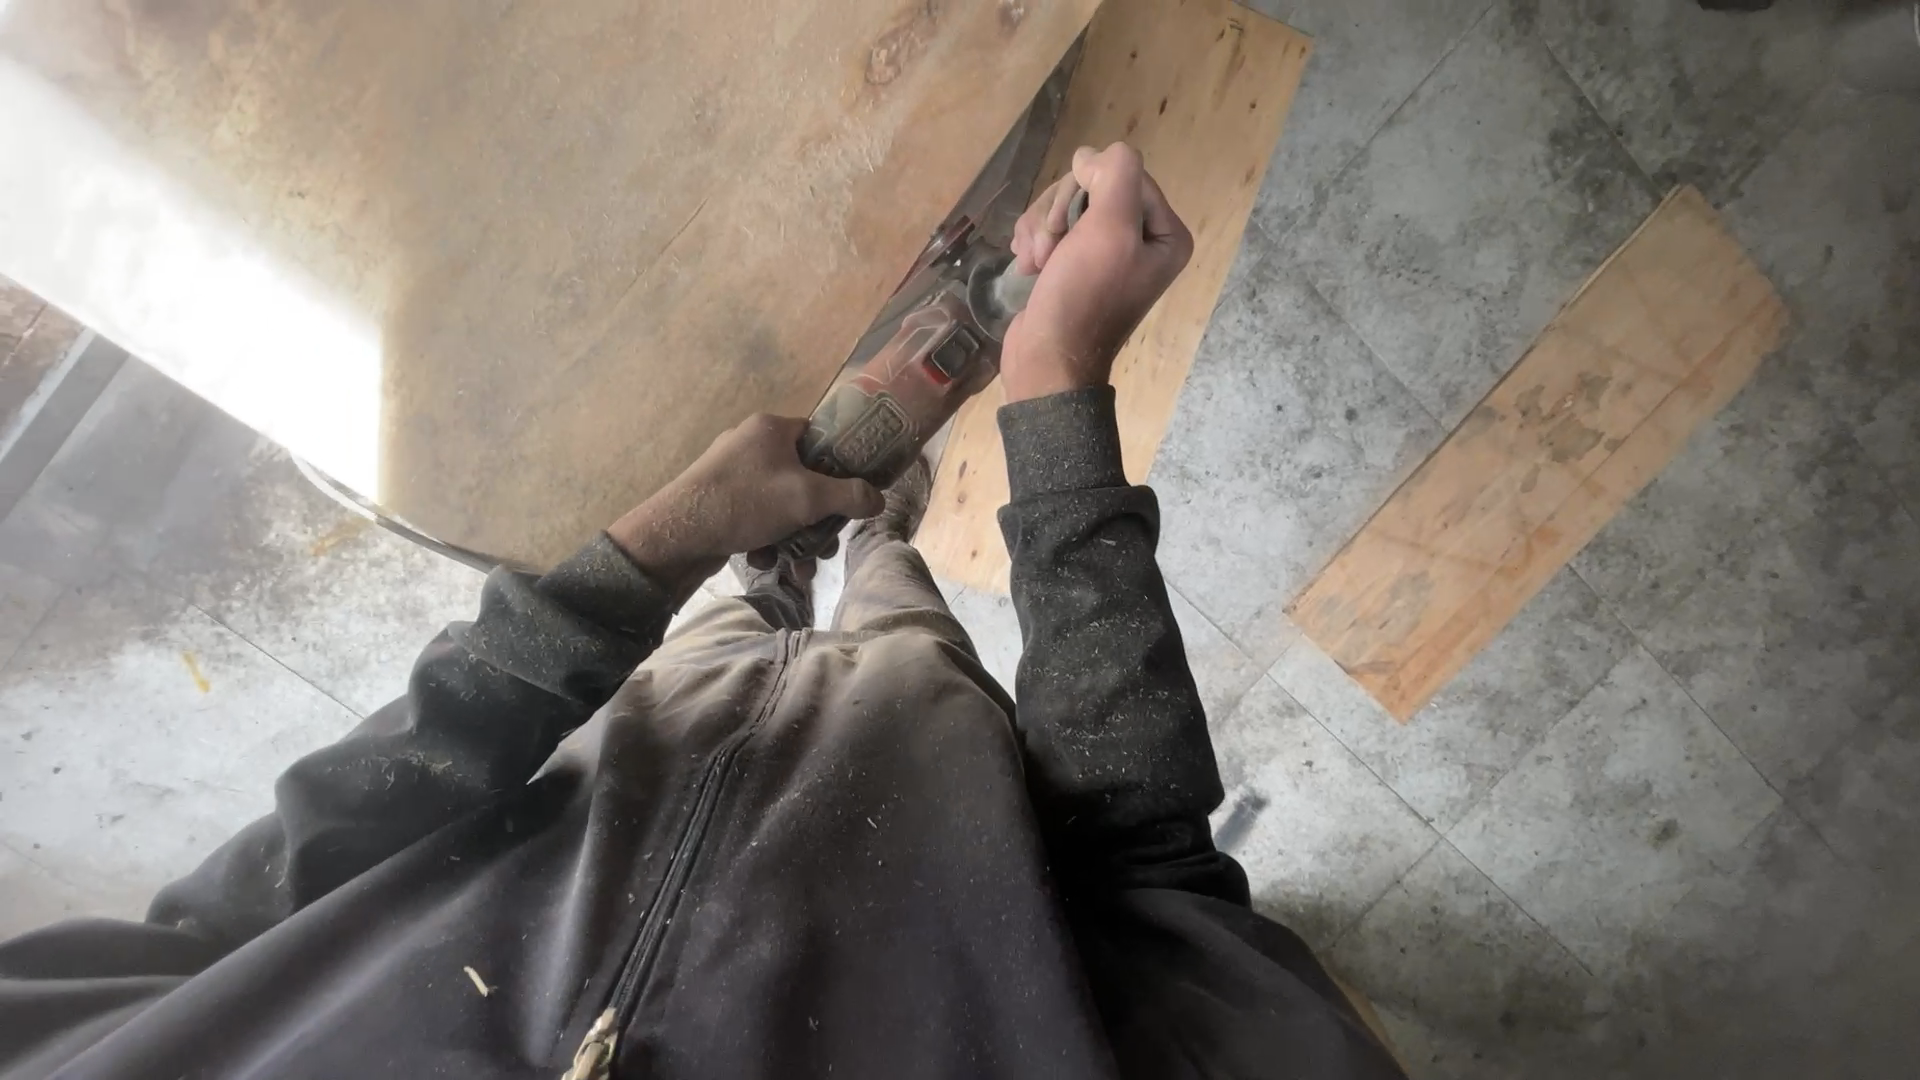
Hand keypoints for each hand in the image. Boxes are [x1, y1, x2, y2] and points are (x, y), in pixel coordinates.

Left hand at [608, 414, 882, 596]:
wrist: (677, 536)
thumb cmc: (747, 502)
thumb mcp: (809, 498)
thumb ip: (851, 496)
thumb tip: (879, 500)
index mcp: (772, 428)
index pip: (820, 436)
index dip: (842, 464)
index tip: (853, 492)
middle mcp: (751, 443)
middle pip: (805, 477)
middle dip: (819, 517)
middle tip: (826, 543)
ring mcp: (732, 473)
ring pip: (782, 503)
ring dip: (795, 537)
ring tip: (799, 566)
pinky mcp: (719, 500)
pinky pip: (758, 516)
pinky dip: (767, 539)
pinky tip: (765, 561)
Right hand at [1002, 143, 1192, 402]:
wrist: (1047, 359)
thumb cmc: (1084, 297)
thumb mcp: (1110, 227)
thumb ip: (1115, 173)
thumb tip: (1090, 156)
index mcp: (1166, 235)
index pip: (1124, 174)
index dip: (1087, 190)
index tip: (1066, 226)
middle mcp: (1141, 242)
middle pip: (1093, 188)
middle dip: (1059, 214)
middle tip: (1047, 248)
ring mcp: (1105, 256)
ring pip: (1066, 207)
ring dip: (1041, 229)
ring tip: (1034, 262)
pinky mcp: (1073, 267)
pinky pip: (1051, 230)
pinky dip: (1034, 243)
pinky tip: (1027, 265)